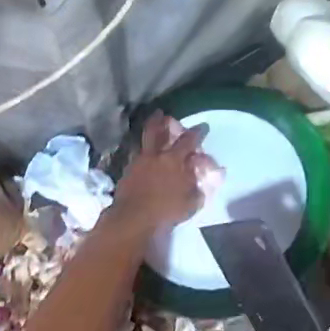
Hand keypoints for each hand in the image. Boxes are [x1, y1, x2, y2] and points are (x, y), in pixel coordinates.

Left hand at [112, 113, 213, 231]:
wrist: (133, 218)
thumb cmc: (166, 211)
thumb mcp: (191, 202)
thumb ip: (197, 186)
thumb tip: (199, 175)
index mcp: (173, 160)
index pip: (188, 141)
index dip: (197, 132)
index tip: (202, 126)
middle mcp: (155, 155)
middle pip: (156, 131)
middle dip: (159, 120)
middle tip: (161, 112)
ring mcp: (138, 162)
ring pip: (143, 142)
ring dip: (147, 135)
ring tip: (150, 131)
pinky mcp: (127, 171)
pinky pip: (136, 156)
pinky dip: (141, 153)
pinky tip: (143, 157)